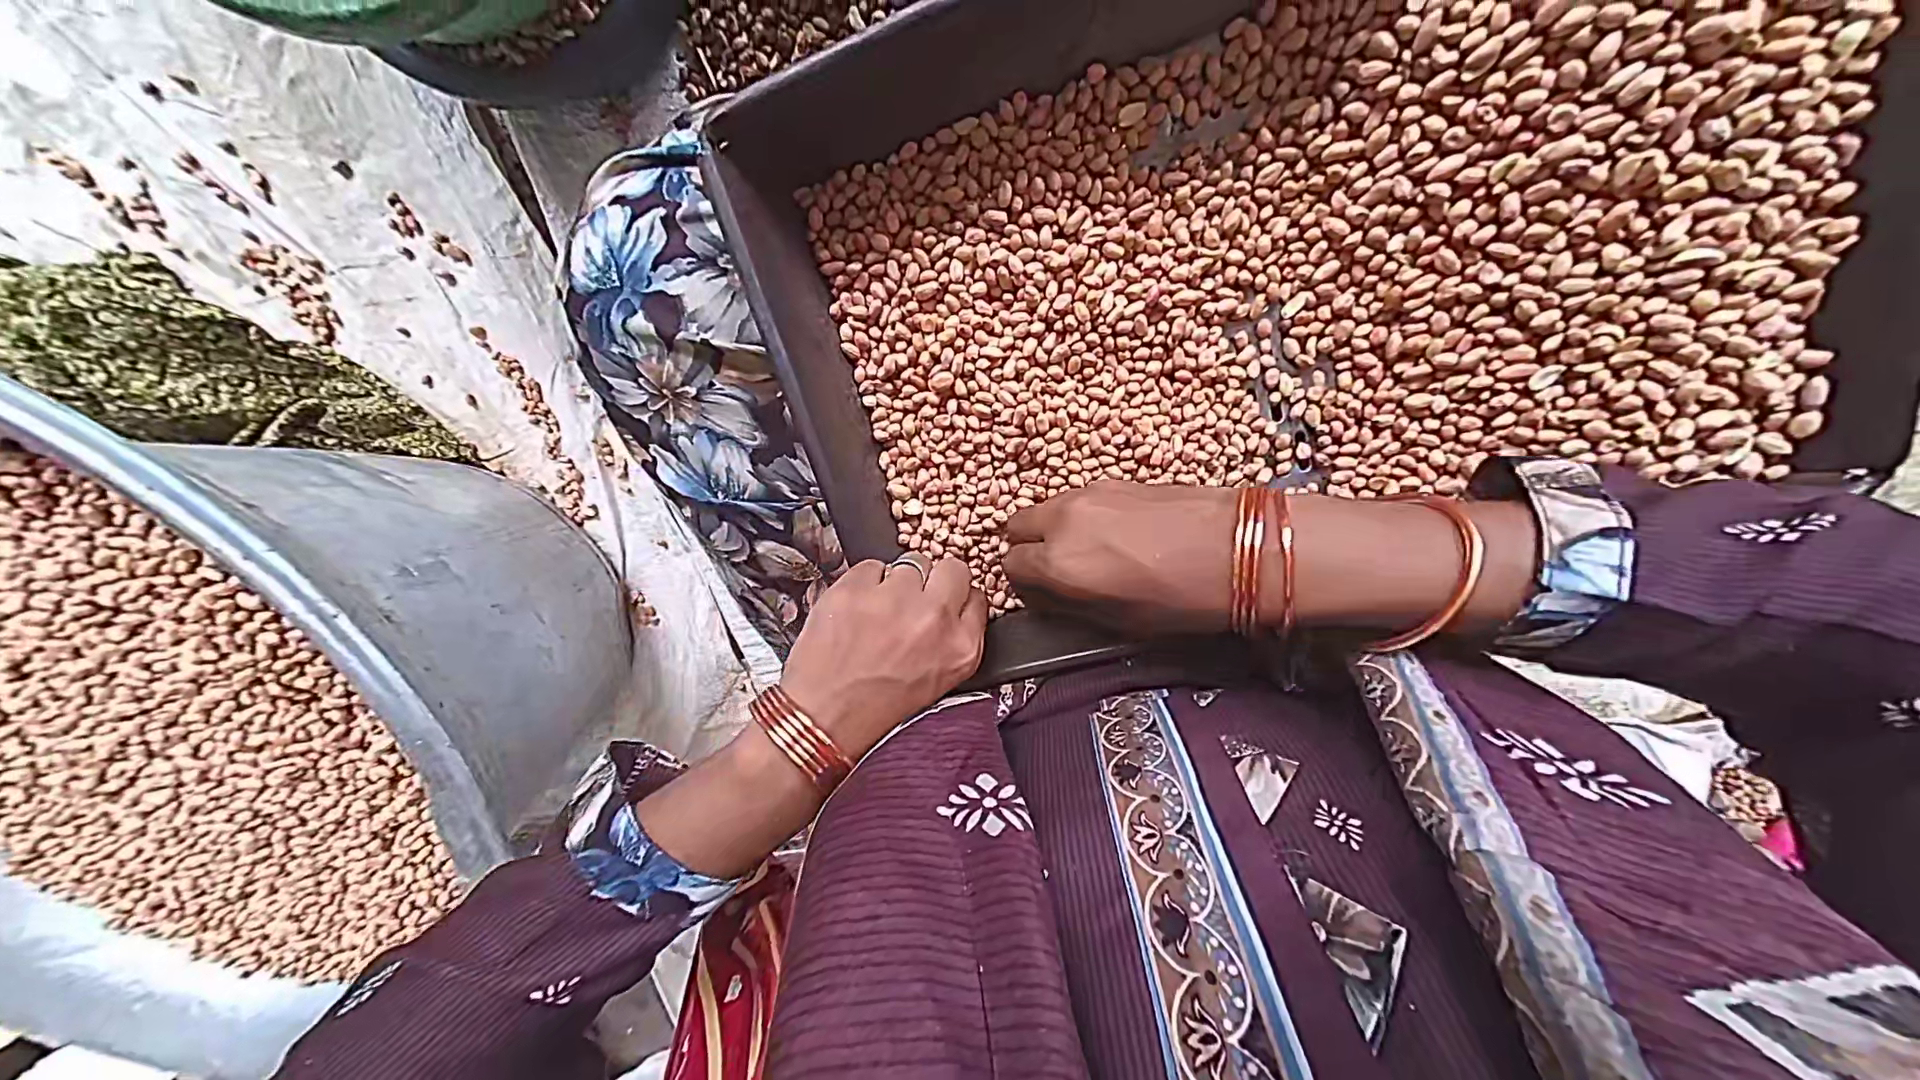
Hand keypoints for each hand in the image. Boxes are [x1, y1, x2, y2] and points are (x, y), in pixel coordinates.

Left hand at [778, 554, 988, 757]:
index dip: (958, 596)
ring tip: (878, 611)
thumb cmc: (878, 704)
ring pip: (910, 563)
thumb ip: (956, 638)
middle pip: (952, 568)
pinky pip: (871, 566)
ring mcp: (894, 598)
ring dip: (896, 582)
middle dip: (935, 578)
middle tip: (913, 597)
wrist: (824, 716)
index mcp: (961, 647)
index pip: (977, 597)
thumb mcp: (941, 679)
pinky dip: (864, 583)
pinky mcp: (856, 588)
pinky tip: (856, 609)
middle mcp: (934, 617)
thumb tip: (956, 604)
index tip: (944, 600)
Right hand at [1002, 481, 1236, 635]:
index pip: (1010, 565)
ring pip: (1046, 508)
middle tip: (1055, 567)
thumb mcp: (1120, 621)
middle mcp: (1063, 520)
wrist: (1244, 547)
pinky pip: (1077, 499)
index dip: (1024, 583)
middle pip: (1016, 526)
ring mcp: (1088, 493)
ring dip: (1052, 528)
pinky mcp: (1115, 479)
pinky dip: (1079, 514)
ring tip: (1089, 550)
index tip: (1043, 591)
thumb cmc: (1186, 597)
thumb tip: (1049, 594)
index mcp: (1058, 561)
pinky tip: (1113, 532)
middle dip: (1027, 546)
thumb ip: (1070, 604)